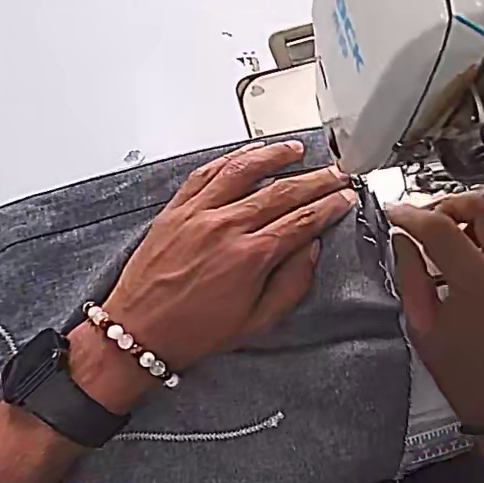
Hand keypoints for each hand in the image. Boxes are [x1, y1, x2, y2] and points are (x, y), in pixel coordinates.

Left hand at [67, 140, 354, 411]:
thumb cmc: (193, 332)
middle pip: (282, 191)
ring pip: (244, 170)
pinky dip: (231, 159)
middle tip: (334, 174)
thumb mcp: (255, 322)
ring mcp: (198, 214)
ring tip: (295, 150)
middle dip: (315, 180)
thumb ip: (291, 284)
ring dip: (274, 156)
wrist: (139, 332)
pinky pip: (206, 173)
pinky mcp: (176, 210)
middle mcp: (225, 228)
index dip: (329, 206)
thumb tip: (311, 251)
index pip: (302, 219)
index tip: (343, 198)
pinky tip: (247, 154)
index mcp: (249, 257)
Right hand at [390, 193, 483, 432]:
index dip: (412, 215)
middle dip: (451, 204)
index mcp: (482, 285)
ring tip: (461, 230)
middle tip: (431, 220)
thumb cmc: (472, 377)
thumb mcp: (424, 326)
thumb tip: (403, 242)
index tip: (399, 215)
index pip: (441, 227)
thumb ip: (410, 275)